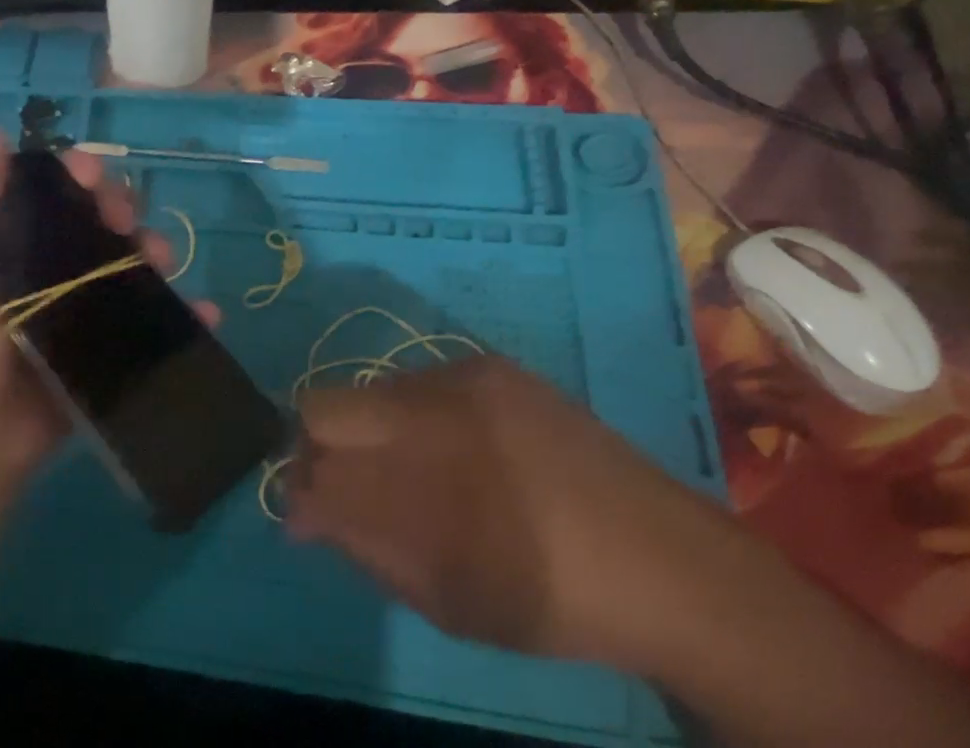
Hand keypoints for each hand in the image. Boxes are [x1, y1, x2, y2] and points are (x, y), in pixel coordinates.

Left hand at [0, 129, 213, 478]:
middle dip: (114, 207)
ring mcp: (68, 313)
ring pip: (121, 264)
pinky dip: (177, 312)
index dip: (67, 173)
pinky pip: (144, 322)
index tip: (90, 173)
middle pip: (86, 221)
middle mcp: (30, 270)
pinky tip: (201, 310)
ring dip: (151, 249)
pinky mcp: (98, 352)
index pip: (36, 190)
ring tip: (162, 260)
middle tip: (125, 221)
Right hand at [287, 354, 747, 672]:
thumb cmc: (549, 601)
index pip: (315, 464)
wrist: (672, 565)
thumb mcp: (441, 599)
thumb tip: (303, 511)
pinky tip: (452, 452)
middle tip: (342, 490)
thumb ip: (362, 545)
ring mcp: (465, 380)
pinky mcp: (495, 368)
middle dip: (316, 450)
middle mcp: (433, 413)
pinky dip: (410, 418)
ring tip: (406, 474)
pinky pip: (416, 385)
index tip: (307, 519)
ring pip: (368, 394)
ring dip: (365, 433)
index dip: (297, 490)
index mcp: (422, 482)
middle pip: (323, 408)